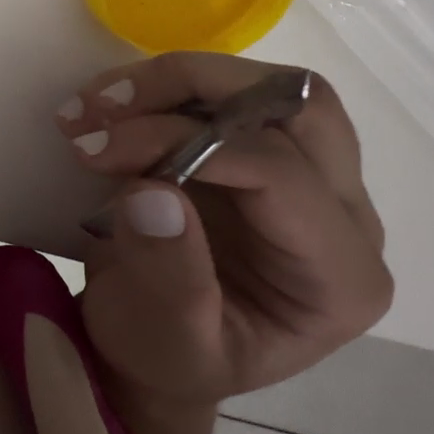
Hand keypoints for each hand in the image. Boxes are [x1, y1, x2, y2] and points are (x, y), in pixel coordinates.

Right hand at [57, 53, 392, 433]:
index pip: (281, 173)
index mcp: (337, 275)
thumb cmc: (163, 353)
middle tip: (104, 106)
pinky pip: (226, 95)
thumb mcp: (165, 337)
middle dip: (194, 87)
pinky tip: (104, 108)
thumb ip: (169, 275)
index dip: (184, 142)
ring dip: (174, 81)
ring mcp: (305, 181)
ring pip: (268, 87)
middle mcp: (342, 219)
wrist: (150, 346)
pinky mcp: (257, 156)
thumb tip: (153, 191)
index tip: (92, 148)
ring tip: (91, 106)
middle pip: (299, 108)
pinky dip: (161, 88)